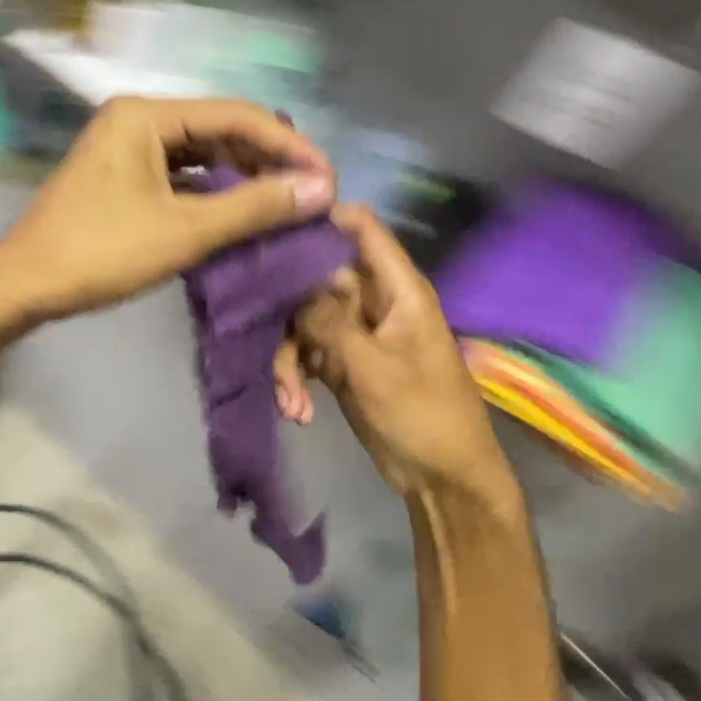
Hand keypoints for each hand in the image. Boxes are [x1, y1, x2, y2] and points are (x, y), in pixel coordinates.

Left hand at [0, 96, 334, 323]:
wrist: (24, 286)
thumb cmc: (100, 252)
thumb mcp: (184, 231)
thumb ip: (255, 206)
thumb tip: (321, 189)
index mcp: (145, 115)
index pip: (235, 116)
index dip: (288, 146)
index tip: (329, 179)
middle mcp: (136, 119)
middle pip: (219, 131)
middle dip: (269, 162)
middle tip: (315, 196)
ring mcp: (127, 147)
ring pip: (202, 155)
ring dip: (244, 179)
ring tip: (290, 205)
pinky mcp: (123, 176)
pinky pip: (181, 175)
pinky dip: (214, 193)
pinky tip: (245, 214)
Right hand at [278, 205, 513, 501]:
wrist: (444, 482)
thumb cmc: (423, 415)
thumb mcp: (373, 367)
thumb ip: (328, 321)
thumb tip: (287, 285)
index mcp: (398, 289)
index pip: (361, 228)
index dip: (321, 218)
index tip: (273, 228)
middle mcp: (374, 302)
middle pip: (316, 278)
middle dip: (286, 309)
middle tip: (256, 331)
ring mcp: (356, 333)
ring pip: (303, 319)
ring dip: (288, 356)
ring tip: (290, 400)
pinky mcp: (341, 362)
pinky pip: (305, 352)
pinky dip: (295, 376)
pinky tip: (296, 409)